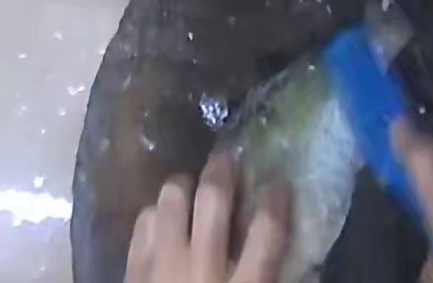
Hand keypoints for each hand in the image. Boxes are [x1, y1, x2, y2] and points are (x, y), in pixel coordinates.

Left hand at [125, 152, 292, 282]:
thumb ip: (270, 282)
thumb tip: (300, 267)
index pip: (268, 230)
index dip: (277, 198)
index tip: (279, 183)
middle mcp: (202, 273)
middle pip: (213, 198)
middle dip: (223, 170)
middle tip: (229, 162)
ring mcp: (162, 272)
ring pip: (171, 198)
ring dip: (184, 189)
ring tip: (191, 192)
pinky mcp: (132, 278)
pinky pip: (142, 224)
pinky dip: (155, 217)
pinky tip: (163, 226)